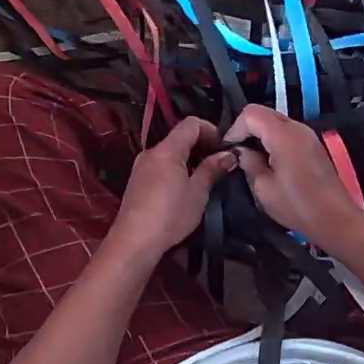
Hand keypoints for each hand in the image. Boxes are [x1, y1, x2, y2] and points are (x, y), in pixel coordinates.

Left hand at [109, 117, 238, 256]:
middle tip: (218, 163)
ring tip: (204, 177)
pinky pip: (159, 165)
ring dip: (188, 158)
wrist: (134, 240)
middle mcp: (151, 152)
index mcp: (167, 150)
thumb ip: (211, 169)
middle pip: (179, 137)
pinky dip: (175, 168)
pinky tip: (184, 187)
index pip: (190, 124)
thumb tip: (228, 155)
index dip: (211, 130)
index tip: (223, 148)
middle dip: (201, 145)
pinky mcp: (136, 181)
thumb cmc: (170, 215)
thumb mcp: (197, 193)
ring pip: (169, 152)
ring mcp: (141, 166)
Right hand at [222, 106, 363, 246]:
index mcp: (284, 136)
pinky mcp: (312, 145)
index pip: (251, 113)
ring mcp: (308, 135)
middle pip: (264, 113)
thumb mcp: (263, 188)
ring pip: (275, 121)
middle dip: (246, 129)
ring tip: (249, 158)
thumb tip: (240, 152)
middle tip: (236, 152)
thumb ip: (249, 163)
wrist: (335, 220)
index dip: (234, 128)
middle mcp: (298, 128)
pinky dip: (272, 140)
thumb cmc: (297, 206)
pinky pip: (286, 132)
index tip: (228, 149)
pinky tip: (267, 161)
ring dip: (259, 134)